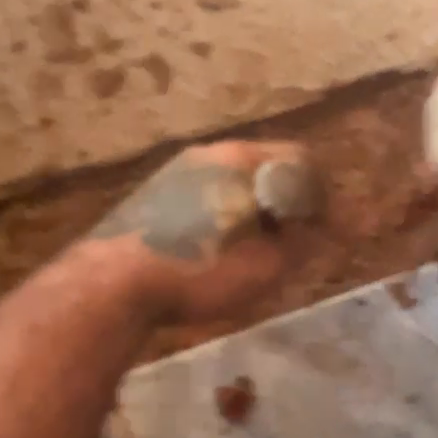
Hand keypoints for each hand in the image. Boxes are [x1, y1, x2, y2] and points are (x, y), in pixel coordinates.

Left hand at [87, 140, 318, 323]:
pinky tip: (217, 249)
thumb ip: (301, 243)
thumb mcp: (267, 266)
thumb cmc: (201, 270)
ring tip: (258, 247)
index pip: (300, 159)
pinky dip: (224, 214)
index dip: (321, 194)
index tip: (326, 228)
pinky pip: (204, 195)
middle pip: (264, 166)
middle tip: (295, 238)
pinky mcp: (150, 195)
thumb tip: (320, 231)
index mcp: (242, 160)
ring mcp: (174, 171)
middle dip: (287, 200)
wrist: (111, 284)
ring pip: (231, 180)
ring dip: (253, 207)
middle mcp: (209, 154)